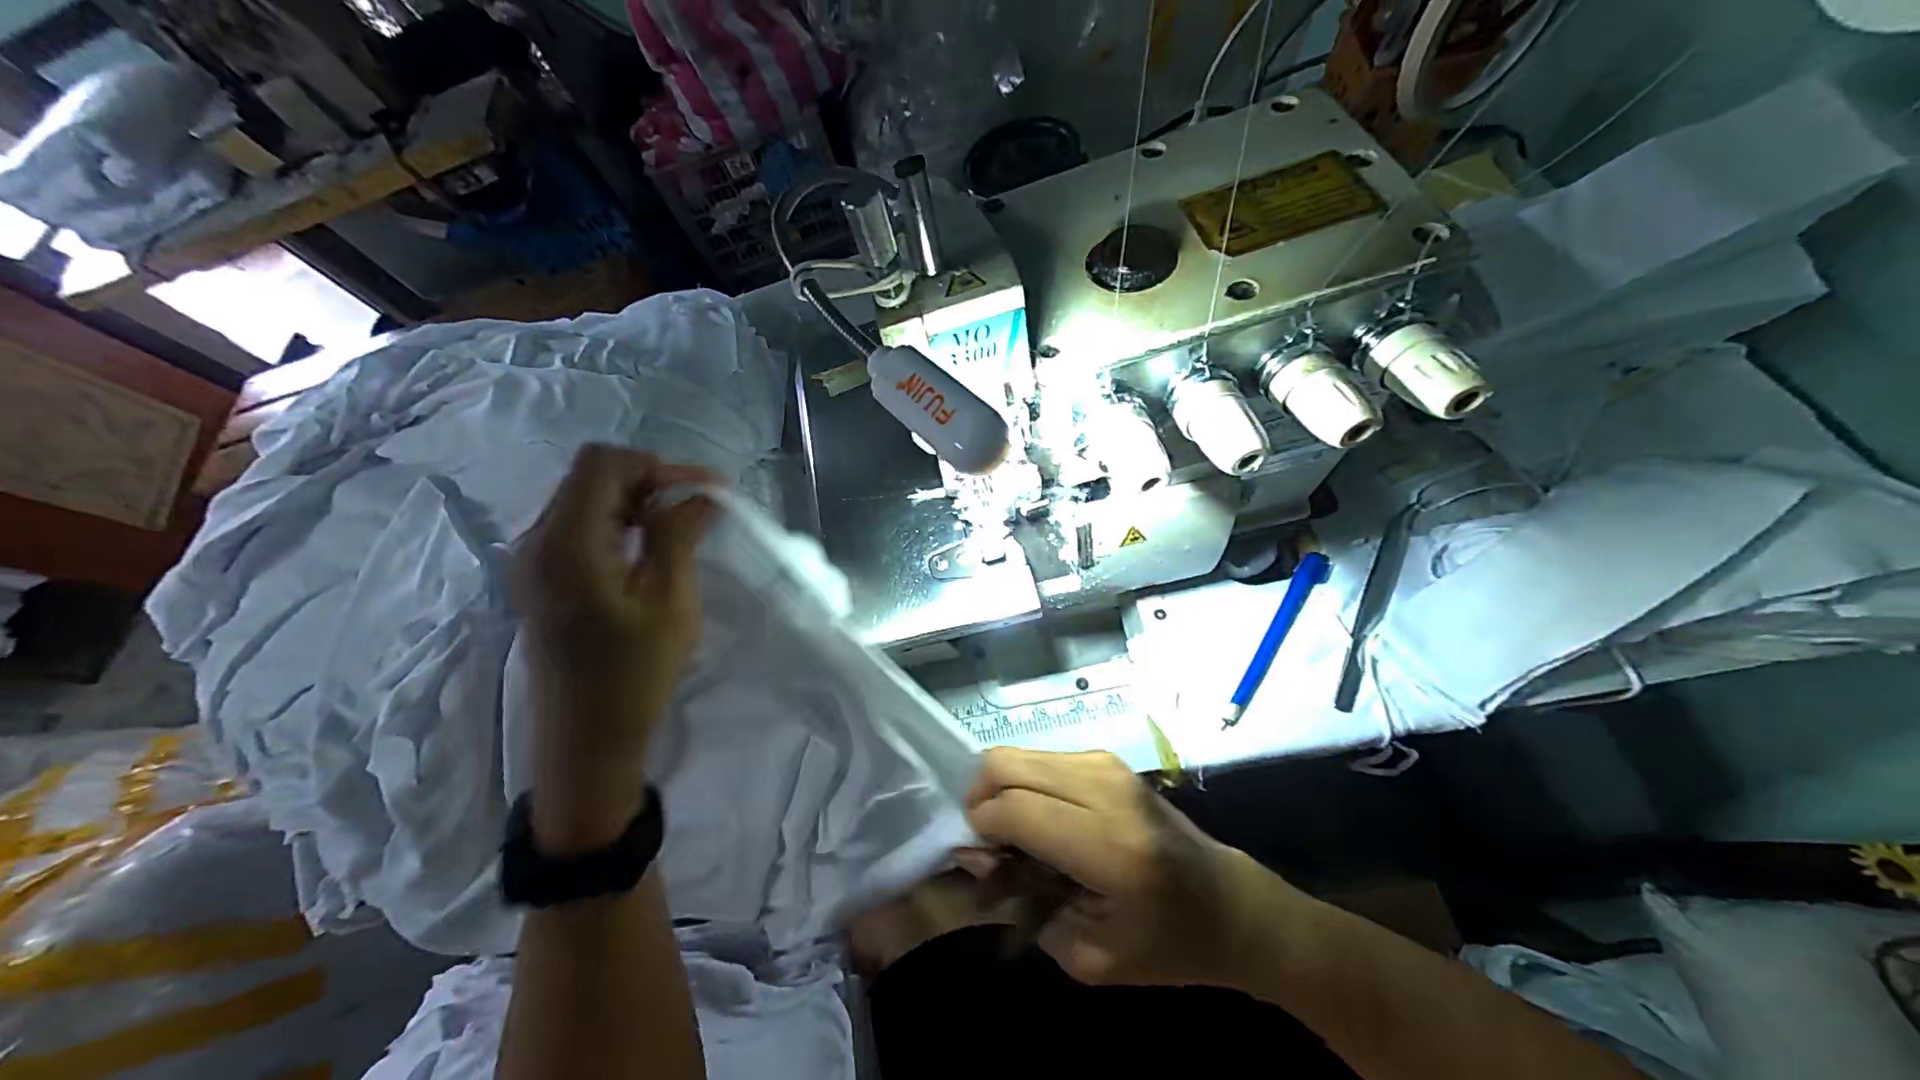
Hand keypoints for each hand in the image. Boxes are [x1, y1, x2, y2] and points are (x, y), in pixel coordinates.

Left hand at [514, 444, 720, 852]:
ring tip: (684, 523)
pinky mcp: (541, 578)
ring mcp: (533, 560)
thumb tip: (703, 492)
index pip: (605, 463)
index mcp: (567, 542)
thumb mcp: (670, 600)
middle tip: (703, 504)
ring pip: (586, 498)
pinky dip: (619, 522)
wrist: (587, 739)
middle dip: (652, 479)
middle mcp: (538, 540)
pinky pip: (580, 527)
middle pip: (592, 476)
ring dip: (637, 500)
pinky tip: (651, 545)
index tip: (708, 489)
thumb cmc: (634, 672)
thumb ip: (679, 533)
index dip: (660, 465)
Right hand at [963, 747, 1299, 986]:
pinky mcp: (1108, 759)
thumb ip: (1024, 903)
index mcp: (1109, 847)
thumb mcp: (1088, 954)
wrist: (1229, 905)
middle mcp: (1106, 789)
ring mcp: (1108, 765)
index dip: (980, 830)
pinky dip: (1024, 782)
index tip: (978, 861)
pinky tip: (1041, 819)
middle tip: (991, 844)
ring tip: (1017, 835)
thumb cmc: (1165, 945)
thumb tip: (976, 855)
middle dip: (980, 799)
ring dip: (1001, 790)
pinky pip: (1041, 757)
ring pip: (1018, 754)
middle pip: (1005, 763)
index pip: (1014, 809)